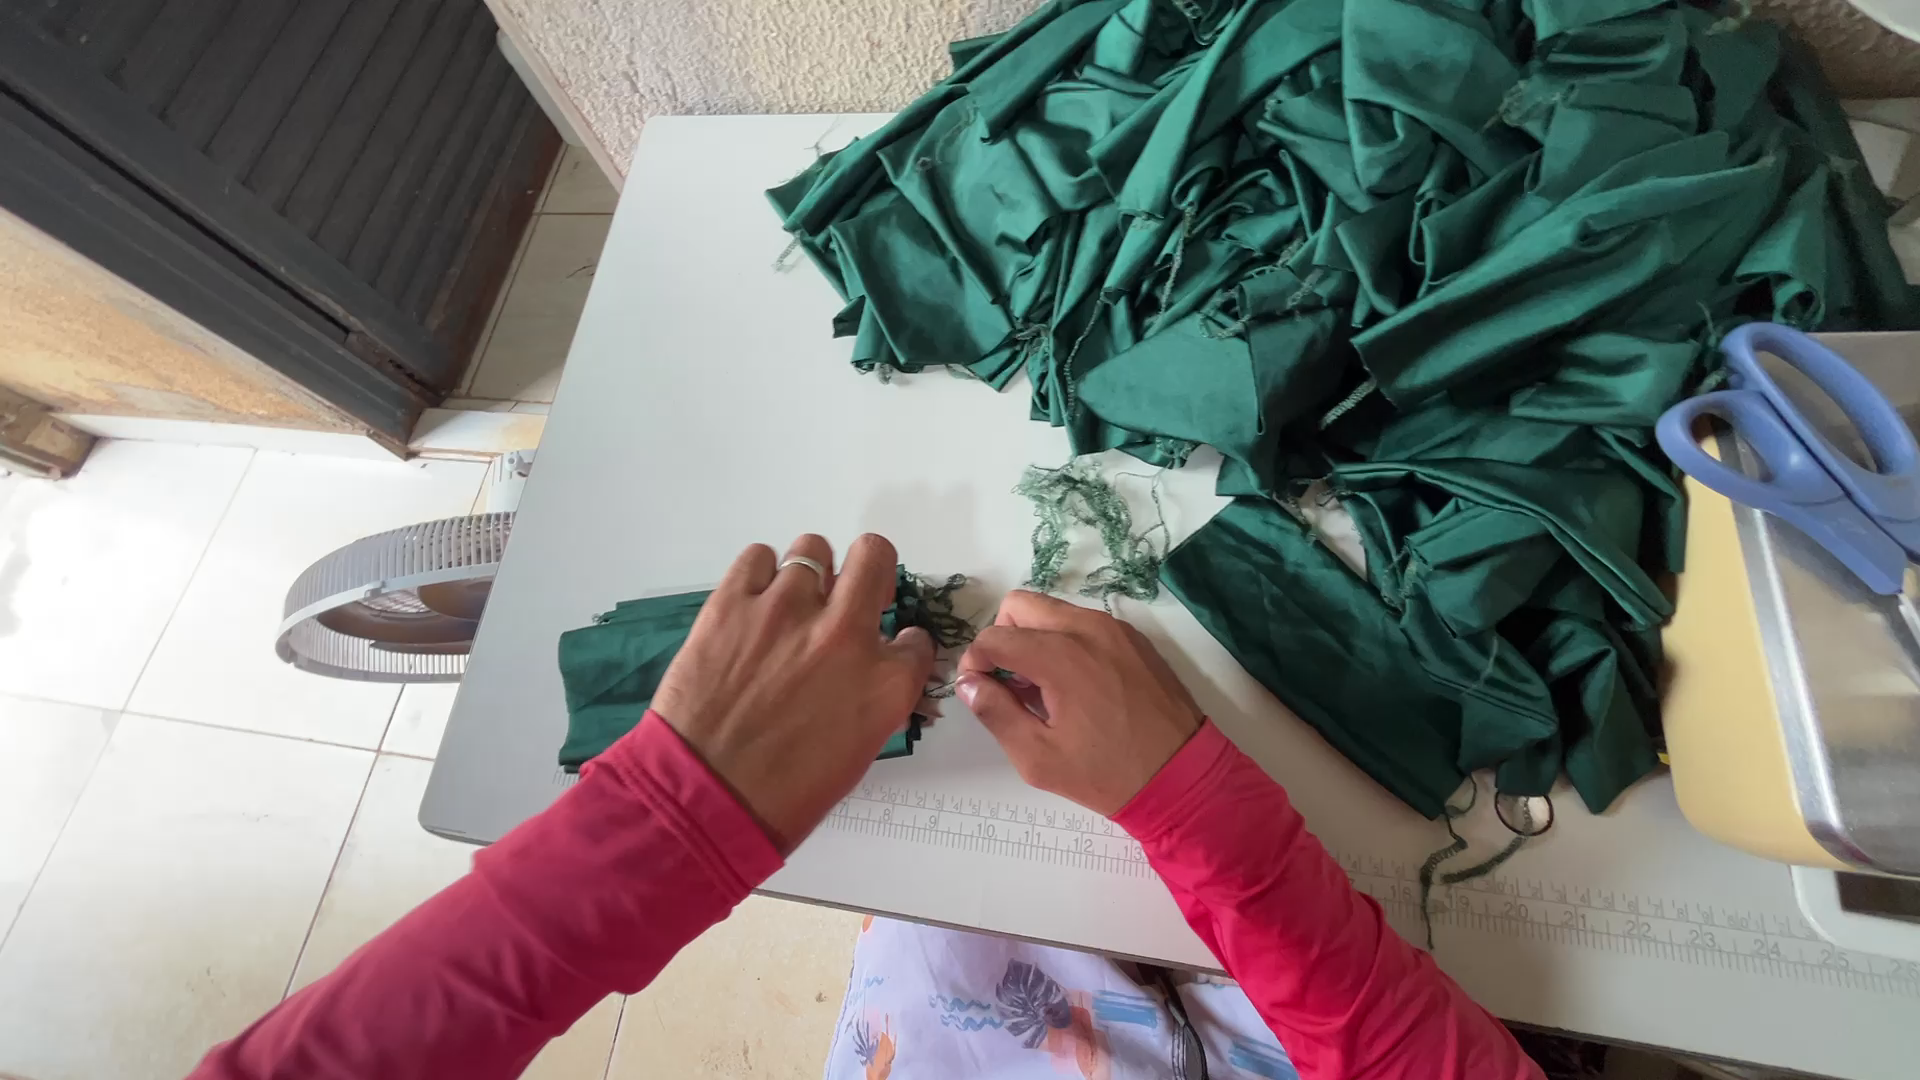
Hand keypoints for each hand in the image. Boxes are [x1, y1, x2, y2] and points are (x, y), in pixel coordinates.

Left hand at [651, 533, 934, 852]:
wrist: (702, 802)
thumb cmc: (788, 793)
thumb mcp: (859, 748)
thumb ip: (877, 696)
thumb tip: (877, 667)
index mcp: (885, 681)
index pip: (916, 638)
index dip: (902, 644)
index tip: (887, 650)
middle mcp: (844, 633)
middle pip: (875, 554)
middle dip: (870, 570)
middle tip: (847, 596)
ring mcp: (786, 611)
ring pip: (812, 548)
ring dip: (810, 574)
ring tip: (790, 605)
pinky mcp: (732, 603)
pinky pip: (757, 556)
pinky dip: (759, 576)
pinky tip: (753, 606)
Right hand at [955, 590, 1201, 816]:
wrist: (1185, 778)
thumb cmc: (1108, 774)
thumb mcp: (1038, 757)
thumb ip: (994, 713)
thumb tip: (968, 682)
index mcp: (1060, 656)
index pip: (993, 638)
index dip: (974, 663)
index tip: (980, 691)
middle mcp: (1086, 628)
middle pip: (1019, 606)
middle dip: (1001, 638)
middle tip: (1010, 683)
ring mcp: (1114, 628)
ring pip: (1051, 610)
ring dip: (1033, 638)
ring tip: (1042, 688)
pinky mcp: (1133, 637)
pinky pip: (1082, 622)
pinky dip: (1064, 640)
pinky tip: (1074, 685)